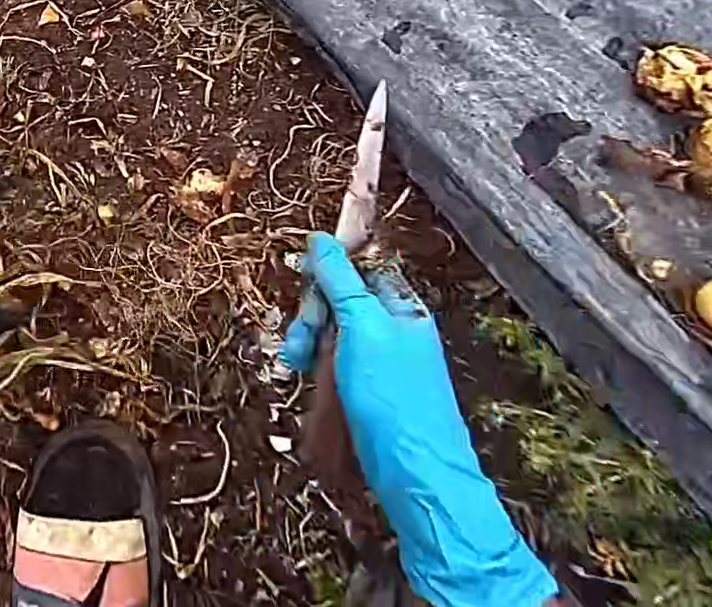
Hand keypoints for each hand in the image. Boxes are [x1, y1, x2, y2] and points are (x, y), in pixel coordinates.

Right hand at [292, 232, 557, 606]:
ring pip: (327, 326)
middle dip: (312, 311)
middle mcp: (388, 326)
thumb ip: (340, 280)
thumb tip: (321, 237)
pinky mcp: (359, 381)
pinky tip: (300, 369)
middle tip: (304, 331)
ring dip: (305, 336)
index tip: (302, 274)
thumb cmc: (393, 396)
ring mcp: (373, 355)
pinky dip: (311, 359)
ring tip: (297, 358)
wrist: (414, 473)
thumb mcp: (362, 327)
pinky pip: (327, 355)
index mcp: (400, 306)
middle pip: (336, 296)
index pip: (358, 265)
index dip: (328, 268)